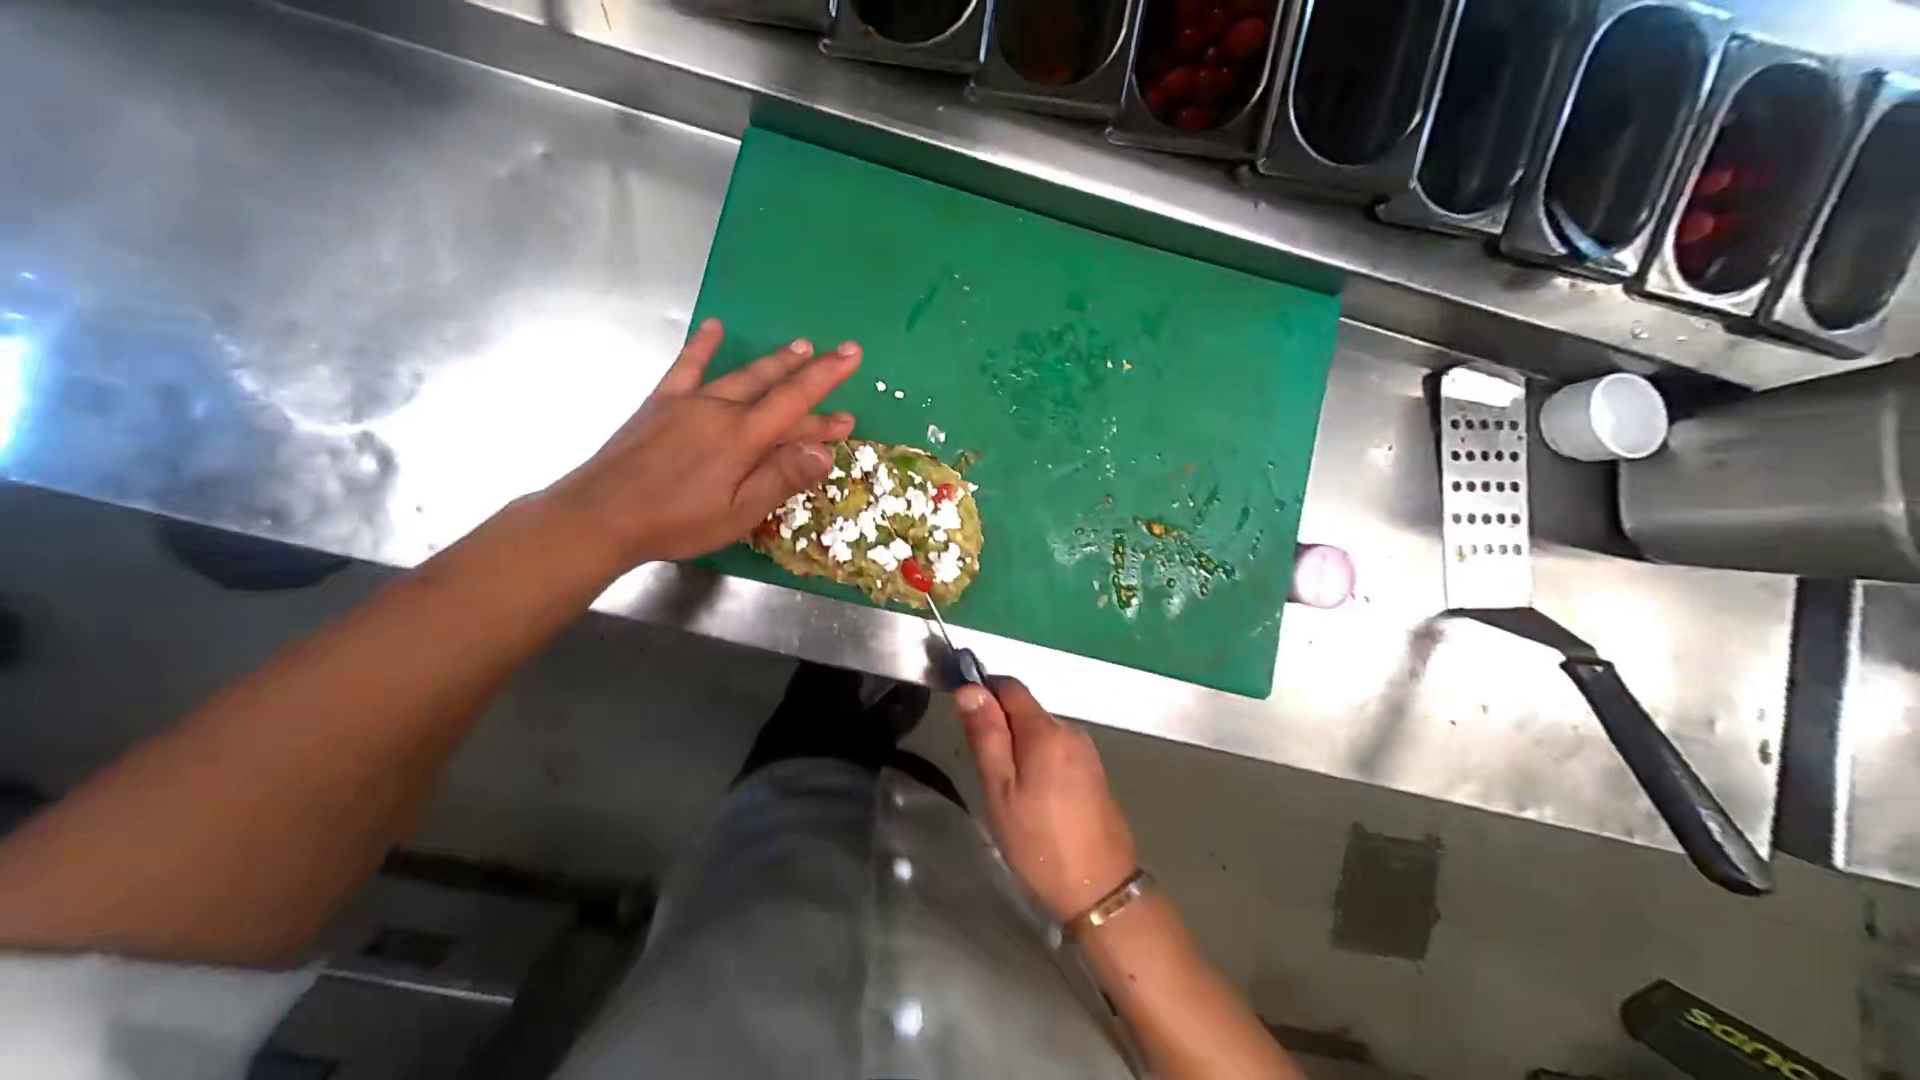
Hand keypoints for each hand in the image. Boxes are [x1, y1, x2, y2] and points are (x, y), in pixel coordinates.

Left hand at [544, 319, 859, 566]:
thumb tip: (824, 451)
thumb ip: (781, 478)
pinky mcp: (661, 403)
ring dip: (774, 361)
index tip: (853, 358)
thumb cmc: (676, 522)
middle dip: (813, 370)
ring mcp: (689, 402)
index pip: (796, 401)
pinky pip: (686, 367)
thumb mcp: (738, 513)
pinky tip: (715, 327)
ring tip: (801, 345)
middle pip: (775, 385)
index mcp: (744, 438)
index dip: (827, 378)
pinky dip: (703, 346)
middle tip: (842, 353)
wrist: (601, 515)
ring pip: (741, 374)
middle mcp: (721, 410)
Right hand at [957, 678, 1138, 923]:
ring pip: (1040, 732)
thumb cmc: (1039, 842)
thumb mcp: (1000, 790)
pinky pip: (1057, 751)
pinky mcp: (1094, 771)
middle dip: (1000, 727)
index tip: (964, 720)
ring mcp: (1086, 752)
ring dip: (1019, 747)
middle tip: (986, 773)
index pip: (1009, 687)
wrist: (1100, 890)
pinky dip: (1038, 761)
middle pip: (1025, 710)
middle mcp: (1071, 731)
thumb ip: (986, 735)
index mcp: (1046, 731)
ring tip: (1009, 792)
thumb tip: (970, 687)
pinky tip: (1034, 799)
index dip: (983, 692)